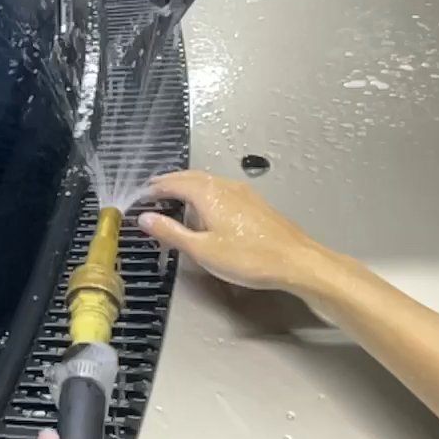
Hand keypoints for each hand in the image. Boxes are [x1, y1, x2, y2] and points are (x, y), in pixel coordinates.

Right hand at [137, 170, 359, 296]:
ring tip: (175, 195)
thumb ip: (171, 232)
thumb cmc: (250, 257)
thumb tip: (145, 218)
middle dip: (169, 182)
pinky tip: (207, 205)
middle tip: (153, 189)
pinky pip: (220, 188)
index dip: (154, 189)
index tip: (141, 195)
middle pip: (190, 177)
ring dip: (187, 184)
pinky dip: (204, 190)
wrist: (297, 261)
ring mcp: (242, 192)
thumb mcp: (202, 250)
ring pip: (207, 180)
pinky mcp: (254, 202)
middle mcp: (224, 186)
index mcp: (208, 194)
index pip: (173, 184)